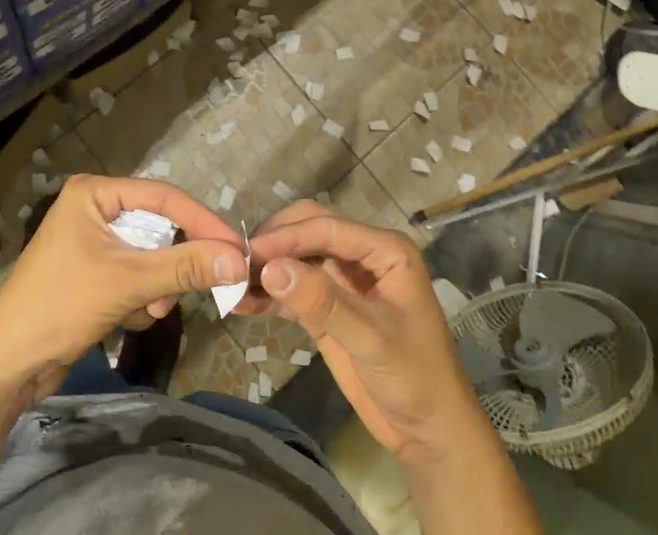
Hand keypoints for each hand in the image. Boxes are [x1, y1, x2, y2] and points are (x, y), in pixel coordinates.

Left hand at [0, 175, 247, 389]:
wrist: (8, 364)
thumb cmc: (60, 306)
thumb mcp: (128, 282)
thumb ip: (185, 267)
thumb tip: (240, 260)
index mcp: (95, 193)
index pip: (164, 197)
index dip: (204, 223)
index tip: (239, 250)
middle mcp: (95, 210)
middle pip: (161, 227)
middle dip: (176, 263)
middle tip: (208, 285)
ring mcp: (94, 244)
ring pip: (153, 257)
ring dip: (158, 287)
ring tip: (149, 310)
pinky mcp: (95, 276)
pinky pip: (138, 277)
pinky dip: (141, 299)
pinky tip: (127, 319)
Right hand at [242, 202, 492, 463]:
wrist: (428, 430)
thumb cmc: (415, 377)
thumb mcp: (371, 338)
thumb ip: (323, 302)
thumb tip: (270, 268)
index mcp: (384, 250)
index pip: (327, 228)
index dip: (286, 236)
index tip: (247, 252)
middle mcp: (362, 256)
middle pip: (308, 232)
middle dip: (273, 244)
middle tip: (235, 264)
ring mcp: (342, 281)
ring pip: (296, 259)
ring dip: (265, 269)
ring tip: (229, 284)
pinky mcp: (326, 308)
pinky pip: (292, 290)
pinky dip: (268, 295)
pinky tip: (240, 305)